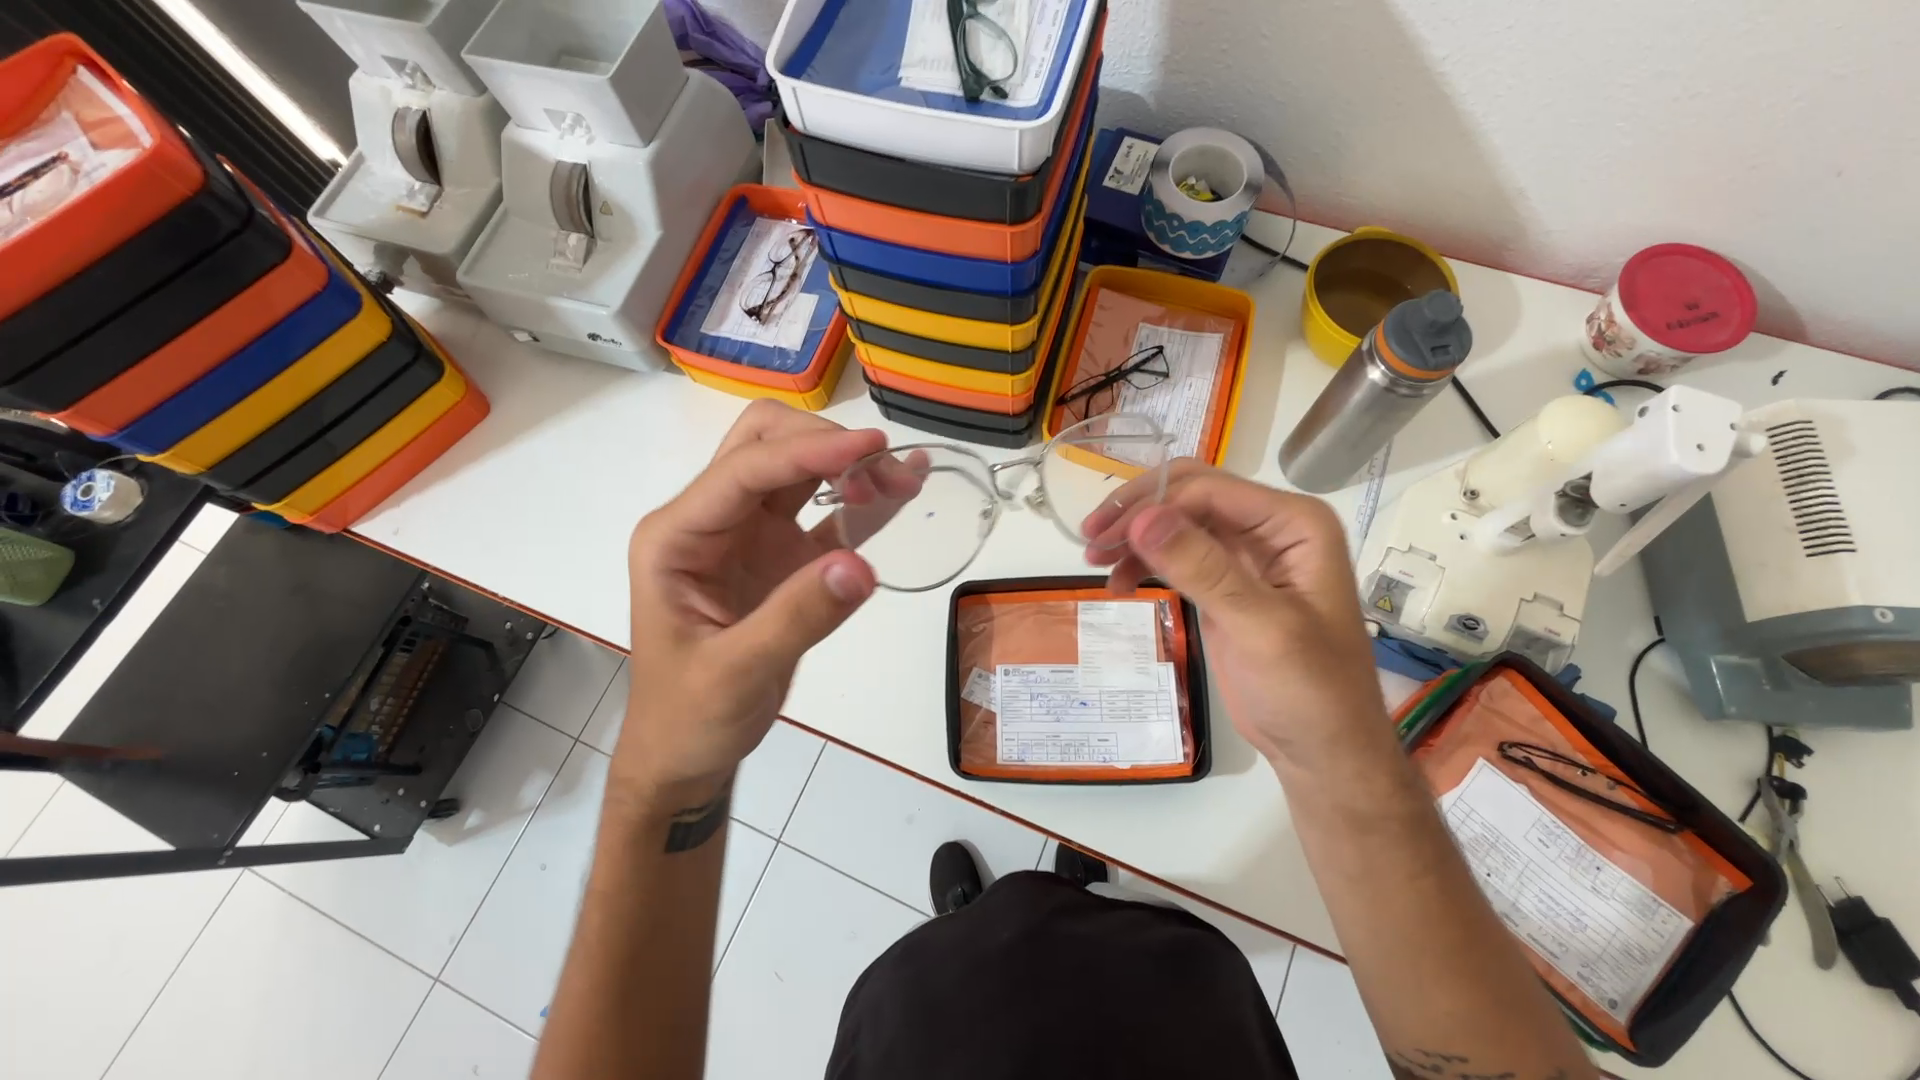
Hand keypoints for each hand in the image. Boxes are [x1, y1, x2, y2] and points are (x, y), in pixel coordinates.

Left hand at [615, 401, 884, 806]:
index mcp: (677, 537)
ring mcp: (749, 537)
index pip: (743, 472)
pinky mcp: (782, 558)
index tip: (872, 448)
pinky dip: (862, 500)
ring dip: (848, 466)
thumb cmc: (689, 716)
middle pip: (764, 446)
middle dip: (823, 444)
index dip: (808, 452)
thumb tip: (860, 568)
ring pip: (797, 469)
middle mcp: (712, 522)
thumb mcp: (734, 673)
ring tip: (902, 482)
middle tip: (880, 473)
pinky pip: (826, 515)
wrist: (686, 753)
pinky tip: (904, 488)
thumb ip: (796, 618)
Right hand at [1080, 462, 1390, 771]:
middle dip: (1138, 511)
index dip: (1154, 504)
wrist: (1322, 750)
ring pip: (1177, 522)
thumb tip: (1143, 519)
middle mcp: (1272, 528)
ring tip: (1094, 562)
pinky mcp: (1224, 584)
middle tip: (1090, 539)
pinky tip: (1118, 584)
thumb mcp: (1260, 628)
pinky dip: (1144, 562)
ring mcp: (1246, 556)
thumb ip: (1204, 569)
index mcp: (1295, 525)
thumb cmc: (1310, 691)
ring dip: (1134, 536)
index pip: (1210, 490)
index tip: (1106, 537)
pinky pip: (1176, 555)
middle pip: (1190, 495)